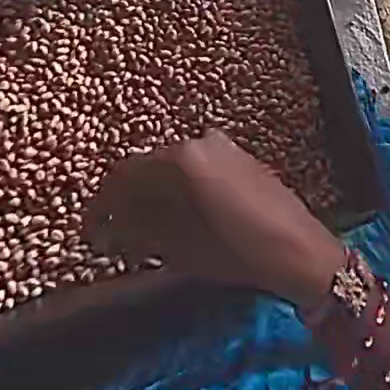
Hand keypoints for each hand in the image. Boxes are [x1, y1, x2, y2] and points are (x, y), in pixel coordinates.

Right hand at [87, 130, 346, 309]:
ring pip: (175, 169)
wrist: (297, 248)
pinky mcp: (241, 159)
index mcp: (182, 156)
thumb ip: (135, 229)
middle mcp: (202, 141)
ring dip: (157, 197)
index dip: (102, 203)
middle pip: (150, 167)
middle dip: (130, 200)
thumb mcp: (175, 246)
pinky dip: (182, 192)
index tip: (91, 230)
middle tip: (116, 234)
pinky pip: (199, 170)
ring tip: (146, 233)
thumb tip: (108, 225)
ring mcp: (224, 147)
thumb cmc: (234, 248)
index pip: (125, 172)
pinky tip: (179, 219)